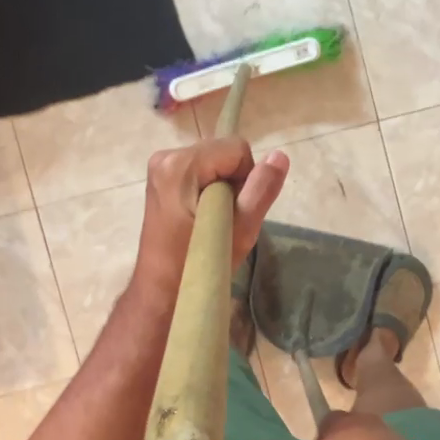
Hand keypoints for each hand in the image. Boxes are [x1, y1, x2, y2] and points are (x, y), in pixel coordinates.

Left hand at [132, 137, 288, 296]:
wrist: (162, 290)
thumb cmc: (200, 263)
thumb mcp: (240, 229)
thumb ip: (261, 189)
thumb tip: (279, 155)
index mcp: (180, 165)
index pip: (237, 149)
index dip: (246, 179)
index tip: (234, 210)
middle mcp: (166, 157)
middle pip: (223, 151)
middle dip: (233, 181)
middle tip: (225, 218)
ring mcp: (160, 166)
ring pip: (214, 160)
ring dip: (223, 186)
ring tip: (214, 218)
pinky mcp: (161, 177)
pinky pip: (201, 170)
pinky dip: (209, 187)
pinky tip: (202, 214)